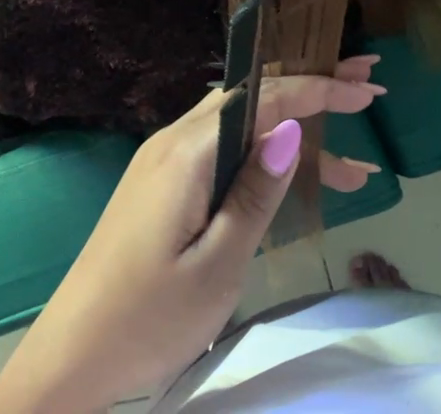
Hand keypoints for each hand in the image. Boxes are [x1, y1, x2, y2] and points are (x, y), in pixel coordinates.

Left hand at [0, 59, 384, 412]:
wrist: (74, 351)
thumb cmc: (150, 315)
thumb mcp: (218, 263)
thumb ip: (255, 192)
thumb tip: (291, 128)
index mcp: (187, 153)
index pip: (261, 97)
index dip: (316, 88)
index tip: (365, 89)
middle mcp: (172, 143)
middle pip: (250, 100)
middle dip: (310, 94)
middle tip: (366, 91)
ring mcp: (161, 164)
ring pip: (237, 129)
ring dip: (291, 134)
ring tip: (352, 168)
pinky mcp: (158, 187)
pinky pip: (219, 154)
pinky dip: (261, 159)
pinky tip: (290, 183)